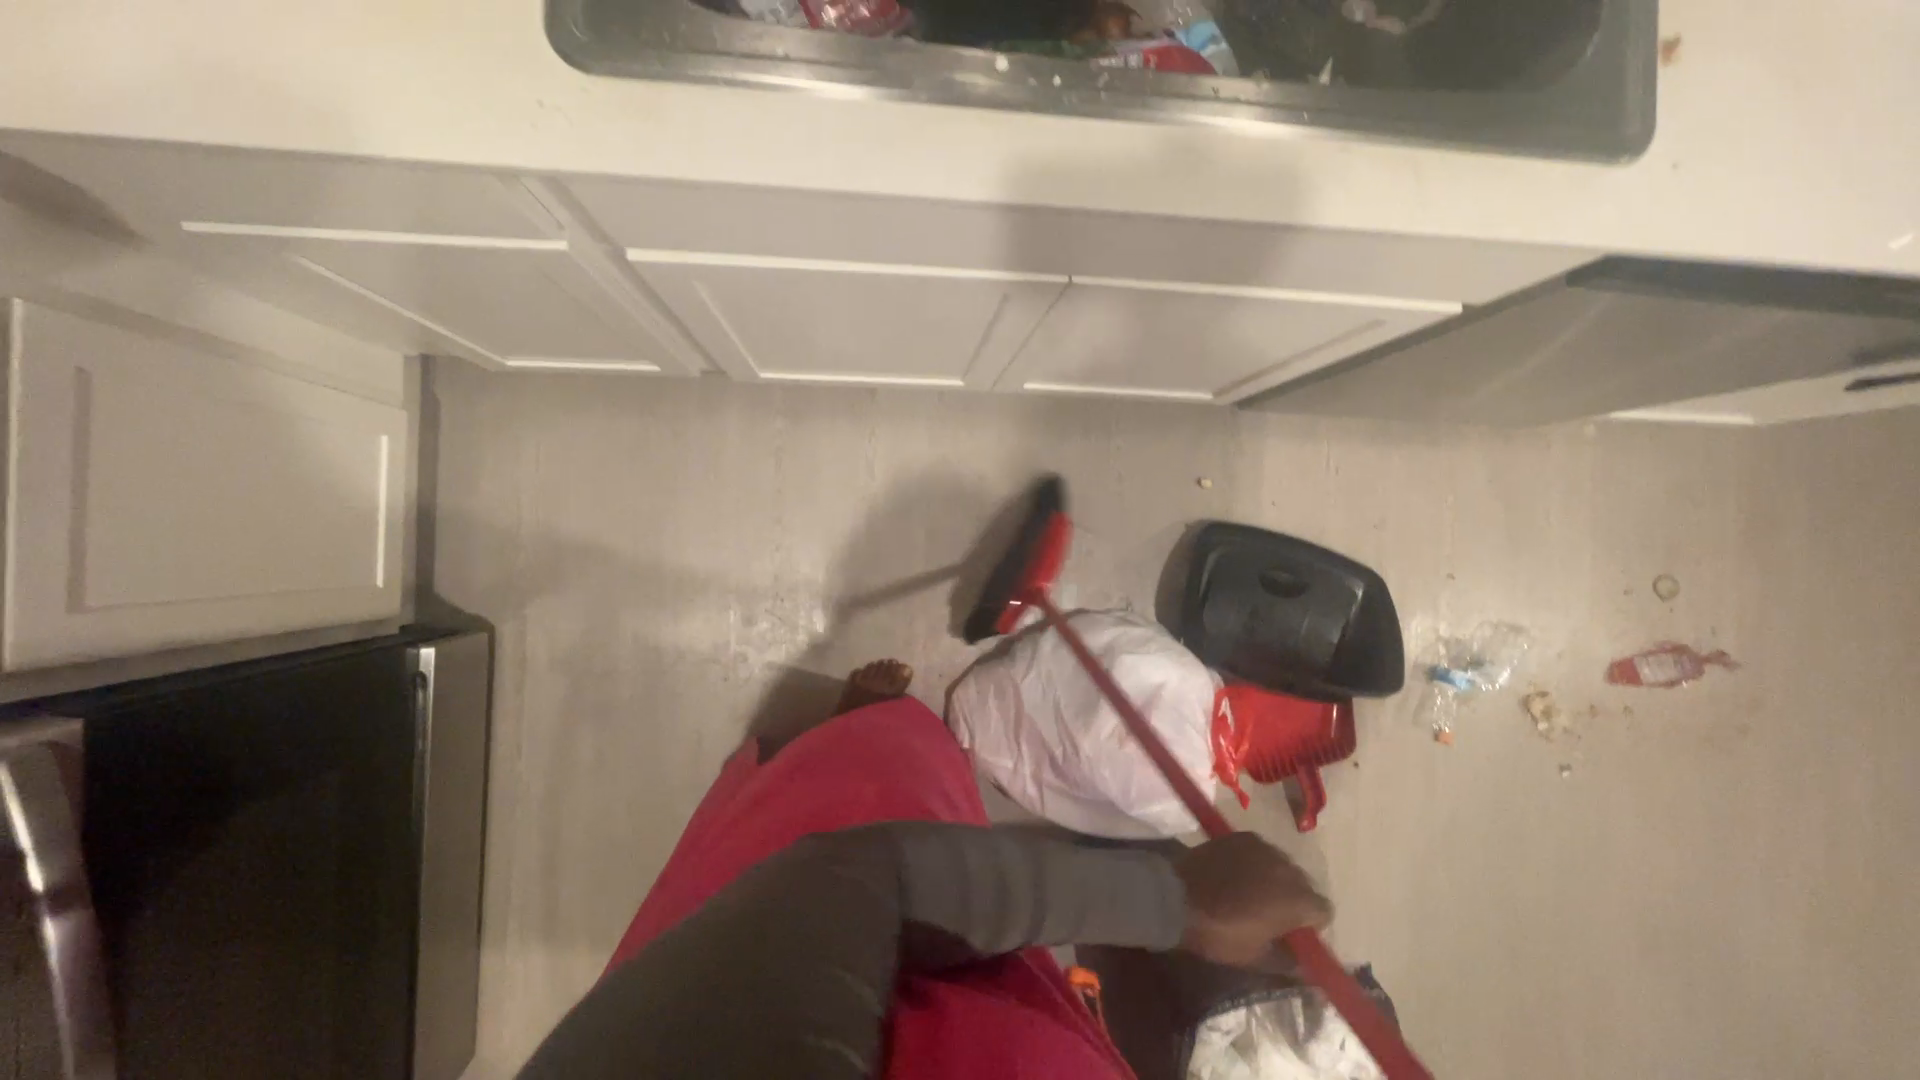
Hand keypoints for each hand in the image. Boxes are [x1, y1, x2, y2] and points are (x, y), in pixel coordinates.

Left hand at [1174, 832, 1332, 967]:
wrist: (1177, 897)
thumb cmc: (1220, 932)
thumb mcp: (1257, 957)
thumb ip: (1289, 961)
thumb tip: (1306, 965)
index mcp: (1298, 899)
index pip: (1323, 911)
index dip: (1310, 925)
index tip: (1291, 932)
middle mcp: (1287, 867)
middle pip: (1303, 884)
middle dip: (1293, 899)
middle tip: (1270, 913)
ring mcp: (1262, 847)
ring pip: (1282, 865)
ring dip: (1274, 878)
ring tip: (1250, 891)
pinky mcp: (1240, 836)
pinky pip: (1260, 851)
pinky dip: (1255, 862)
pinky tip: (1236, 873)